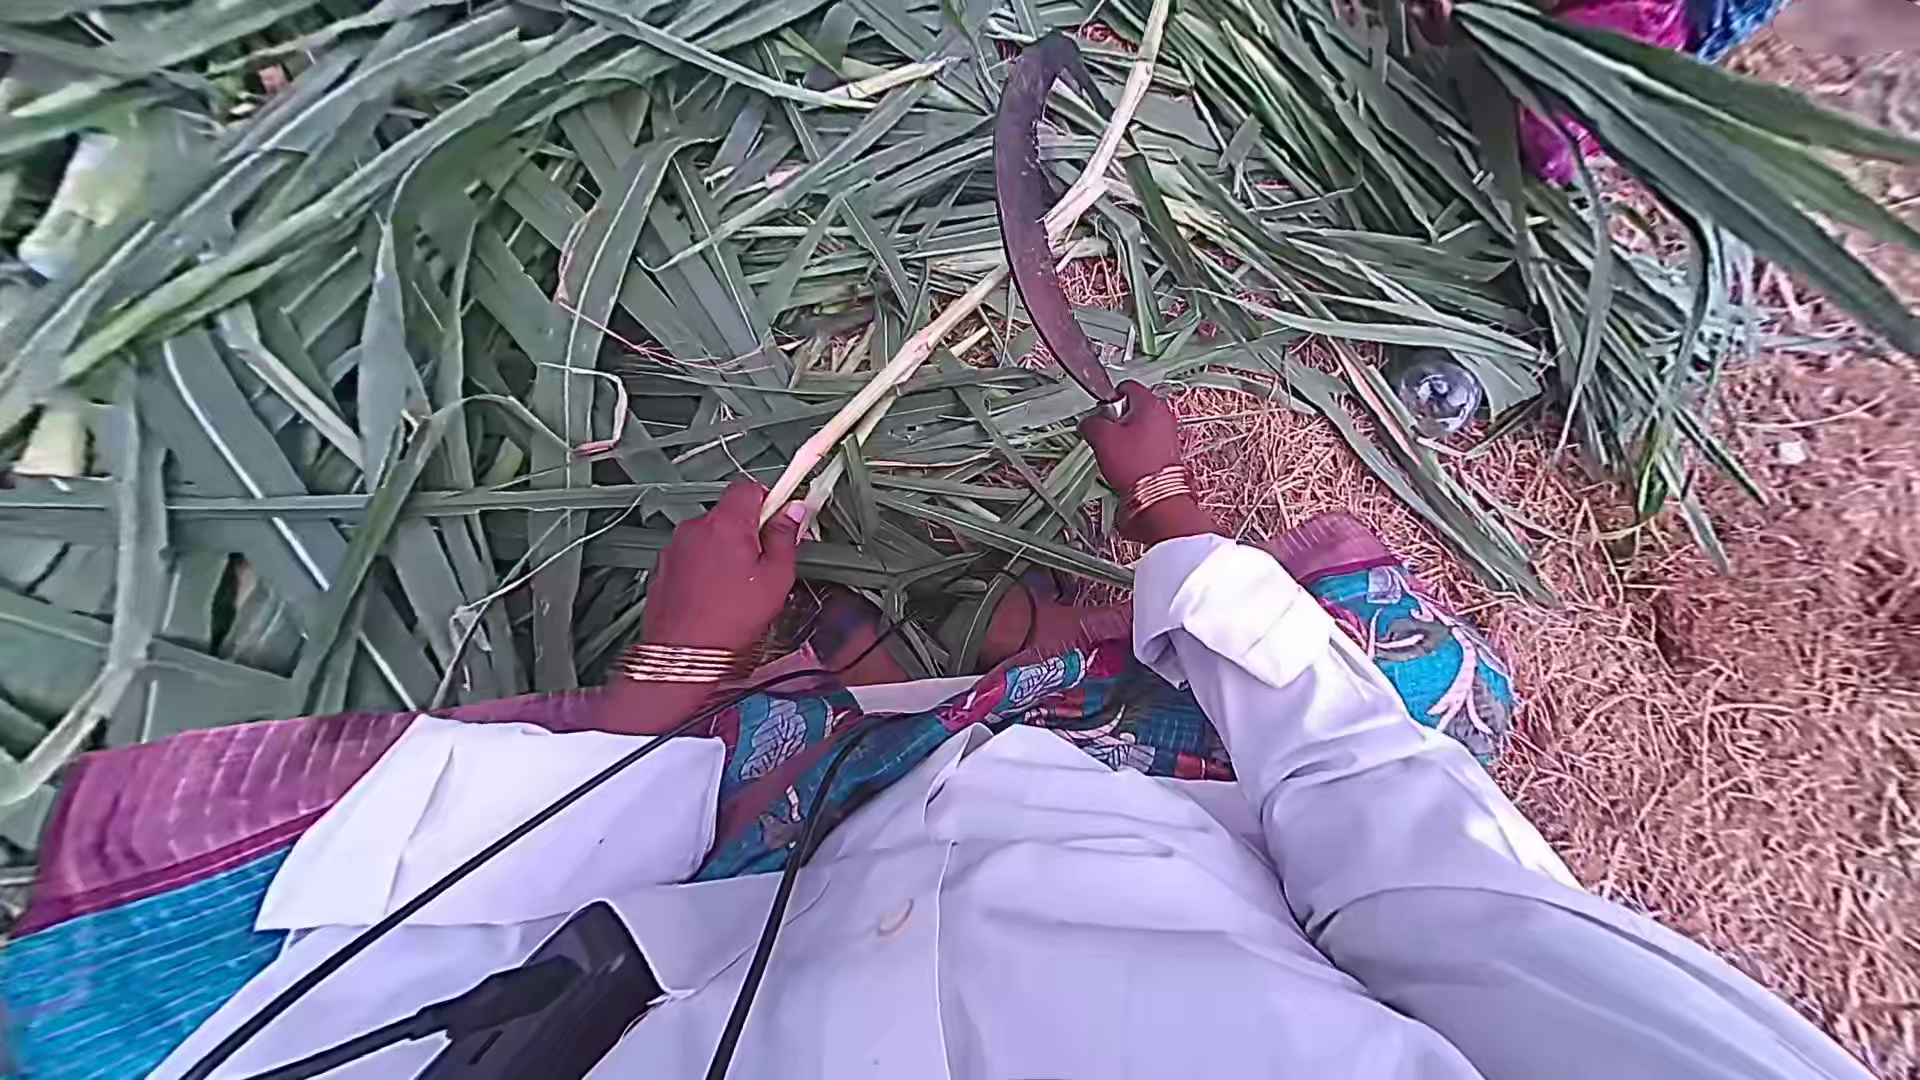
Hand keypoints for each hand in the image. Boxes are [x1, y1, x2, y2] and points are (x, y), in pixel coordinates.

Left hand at [642, 479, 806, 653]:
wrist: (685, 655)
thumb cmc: (730, 619)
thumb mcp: (777, 578)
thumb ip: (786, 538)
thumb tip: (794, 512)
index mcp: (726, 524)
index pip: (748, 487)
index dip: (768, 498)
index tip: (782, 514)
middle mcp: (695, 528)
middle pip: (729, 512)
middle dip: (749, 529)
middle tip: (765, 559)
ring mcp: (675, 547)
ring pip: (710, 534)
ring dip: (727, 548)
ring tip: (740, 583)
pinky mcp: (663, 567)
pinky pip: (693, 554)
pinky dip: (707, 565)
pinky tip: (718, 592)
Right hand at [1079, 381, 1181, 491]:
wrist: (1156, 496)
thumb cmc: (1134, 464)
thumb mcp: (1101, 437)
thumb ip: (1090, 422)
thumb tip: (1087, 421)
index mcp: (1150, 403)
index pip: (1126, 387)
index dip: (1108, 398)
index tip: (1099, 412)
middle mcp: (1163, 415)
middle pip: (1133, 407)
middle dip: (1115, 419)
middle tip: (1105, 433)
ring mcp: (1168, 434)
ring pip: (1139, 426)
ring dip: (1124, 435)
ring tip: (1114, 451)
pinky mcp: (1167, 453)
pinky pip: (1146, 443)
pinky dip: (1134, 449)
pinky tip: (1126, 462)